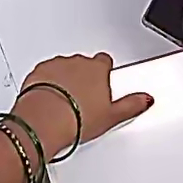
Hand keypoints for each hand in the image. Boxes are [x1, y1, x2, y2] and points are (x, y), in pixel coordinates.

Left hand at [12, 52, 152, 157]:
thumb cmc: (74, 119)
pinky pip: (43, 74)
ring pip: (62, 68)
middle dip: (83, 77)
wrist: (43, 122)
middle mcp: (76, 62)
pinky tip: (48, 100)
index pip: (105, 61)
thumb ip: (132, 105)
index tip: (103, 82)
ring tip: (64, 103)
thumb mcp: (112, 117)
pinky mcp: (36, 73)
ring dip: (63, 79)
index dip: (105, 72)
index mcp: (97, 68)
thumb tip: (146, 99)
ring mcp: (55, 66)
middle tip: (83, 100)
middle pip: (83, 64)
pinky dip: (45, 83)